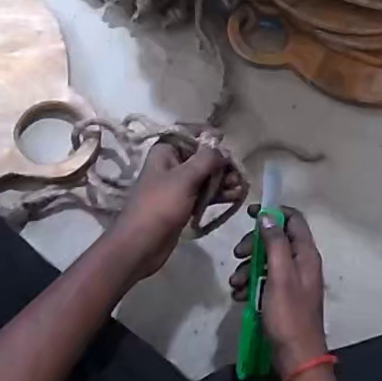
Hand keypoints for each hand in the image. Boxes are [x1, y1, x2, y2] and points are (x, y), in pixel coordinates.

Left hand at [108, 142, 238, 280]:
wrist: (141, 245)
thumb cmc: (160, 206)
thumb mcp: (184, 178)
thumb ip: (207, 159)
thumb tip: (223, 148)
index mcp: (166, 151)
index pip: (191, 135)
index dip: (210, 138)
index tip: (228, 144)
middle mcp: (172, 164)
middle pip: (203, 157)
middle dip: (222, 164)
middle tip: (239, 173)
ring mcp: (179, 185)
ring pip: (207, 176)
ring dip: (224, 180)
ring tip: (240, 187)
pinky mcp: (185, 203)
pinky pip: (206, 193)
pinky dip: (219, 194)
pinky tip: (235, 197)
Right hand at [229, 207, 327, 372]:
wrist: (296, 357)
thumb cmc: (289, 314)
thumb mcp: (279, 275)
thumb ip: (275, 243)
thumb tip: (268, 216)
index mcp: (306, 254)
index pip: (294, 219)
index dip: (273, 212)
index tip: (250, 213)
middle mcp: (302, 263)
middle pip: (276, 239)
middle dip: (253, 245)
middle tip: (237, 255)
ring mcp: (292, 280)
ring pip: (267, 261)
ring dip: (248, 268)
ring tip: (235, 284)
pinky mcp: (283, 297)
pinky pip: (264, 280)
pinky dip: (250, 284)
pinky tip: (239, 296)